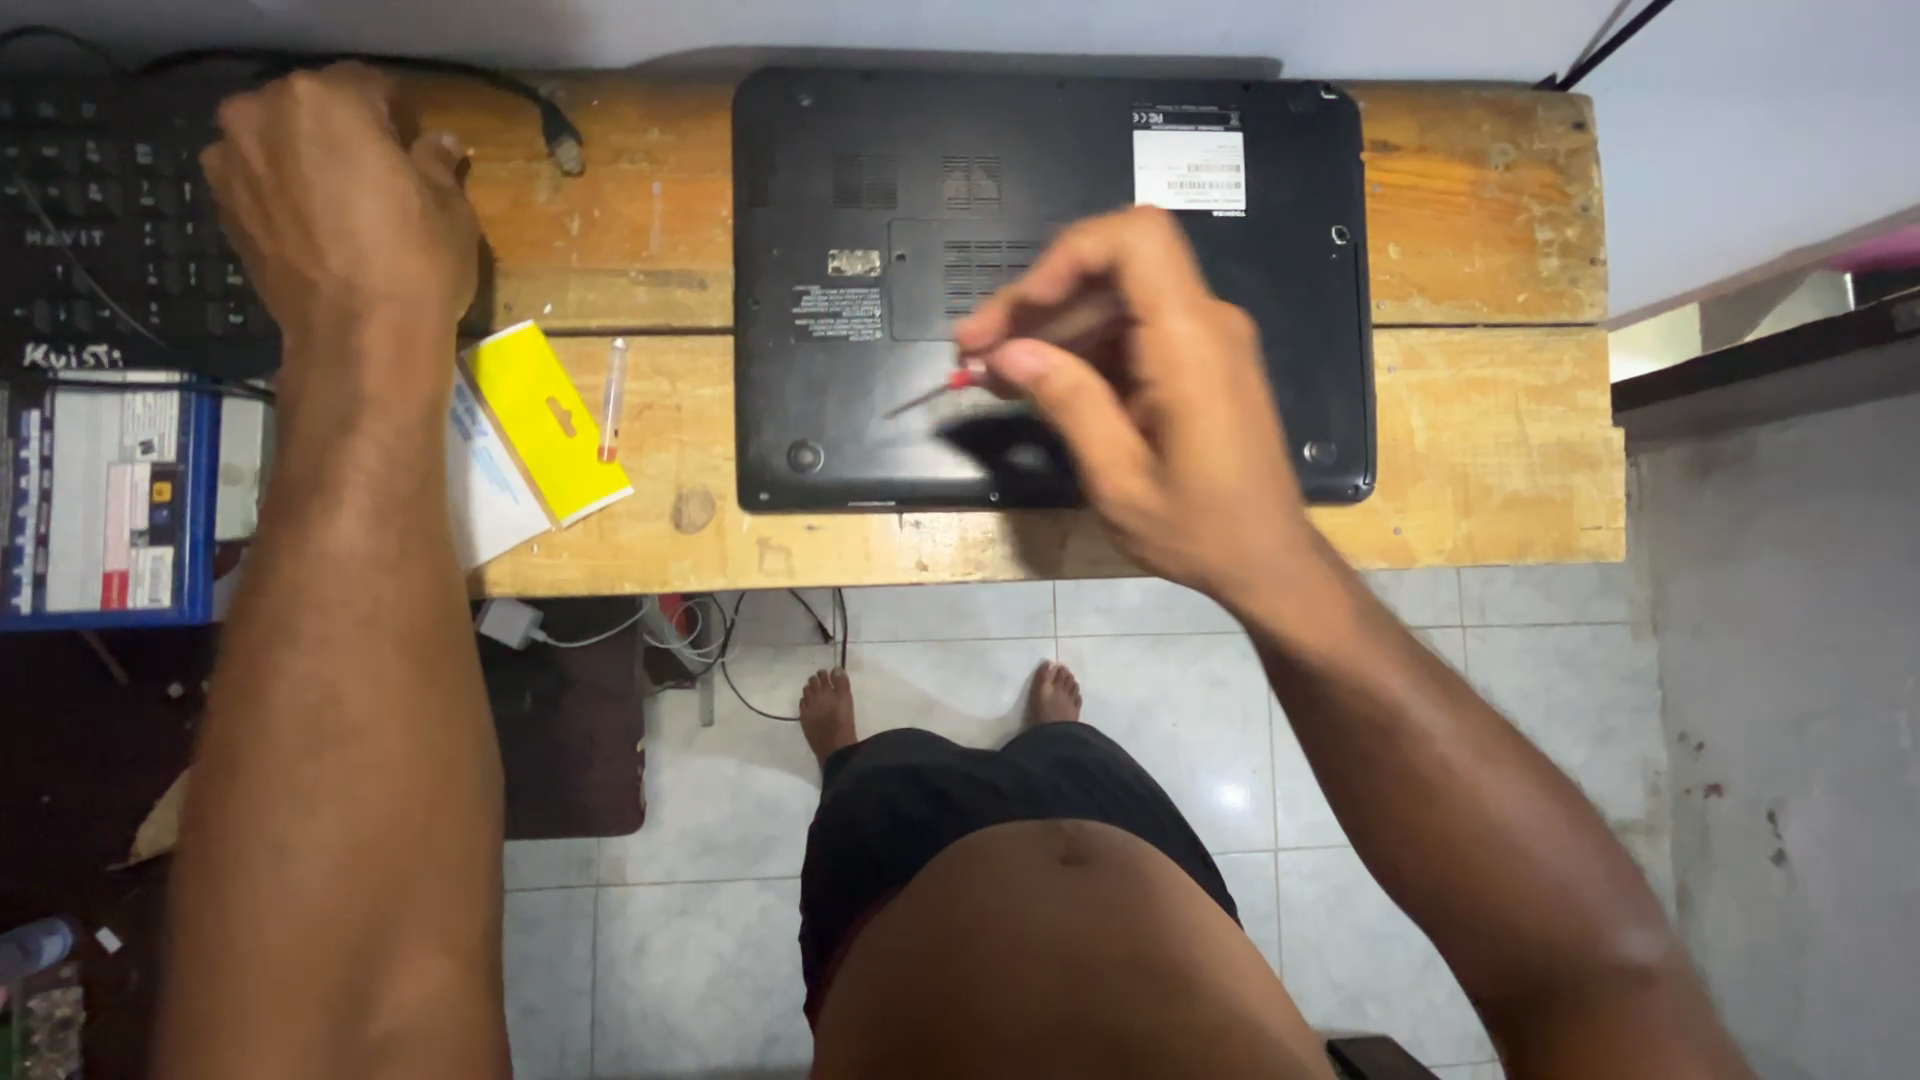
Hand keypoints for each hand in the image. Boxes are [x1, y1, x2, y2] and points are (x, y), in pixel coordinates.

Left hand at [200, 63, 479, 385]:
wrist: (360, 335)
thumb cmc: (419, 263)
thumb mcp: (451, 211)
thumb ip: (436, 165)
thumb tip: (438, 145)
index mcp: (326, 101)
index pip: (369, 85)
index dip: (400, 115)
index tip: (420, 146)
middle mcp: (263, 112)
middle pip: (314, 107)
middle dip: (349, 134)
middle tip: (386, 177)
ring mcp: (232, 157)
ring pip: (281, 141)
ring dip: (312, 161)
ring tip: (350, 207)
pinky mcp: (221, 202)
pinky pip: (262, 179)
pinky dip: (288, 192)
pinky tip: (323, 230)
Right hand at [954, 206, 1316, 607]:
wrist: (1267, 561)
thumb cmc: (1200, 531)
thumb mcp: (1120, 479)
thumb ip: (1068, 404)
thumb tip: (1009, 353)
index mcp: (1189, 343)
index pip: (1135, 240)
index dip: (1067, 257)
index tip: (1021, 310)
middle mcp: (1202, 324)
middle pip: (1109, 273)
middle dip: (1035, 305)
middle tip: (970, 351)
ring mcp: (1201, 343)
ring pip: (1111, 304)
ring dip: (1048, 332)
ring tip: (988, 373)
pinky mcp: (1193, 366)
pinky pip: (1128, 337)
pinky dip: (1078, 354)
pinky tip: (1031, 384)